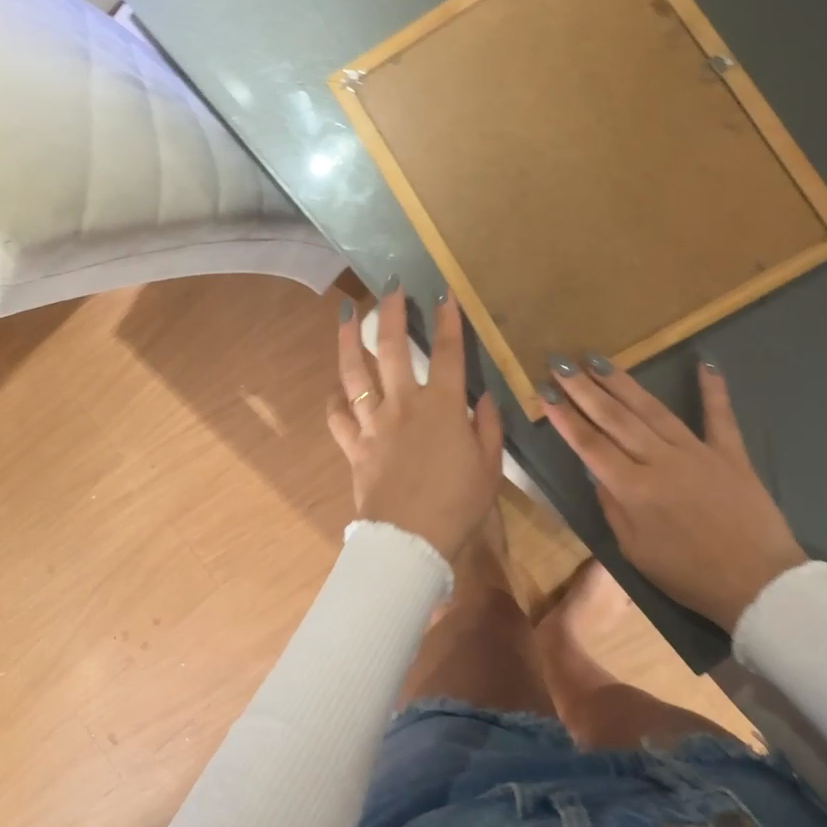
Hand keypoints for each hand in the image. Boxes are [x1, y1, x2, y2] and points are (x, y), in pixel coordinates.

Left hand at [326, 286, 503, 561]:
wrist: (411, 539)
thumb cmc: (458, 504)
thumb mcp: (490, 467)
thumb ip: (489, 427)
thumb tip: (486, 397)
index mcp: (444, 407)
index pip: (449, 354)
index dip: (449, 321)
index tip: (444, 294)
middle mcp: (405, 405)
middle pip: (396, 349)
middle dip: (393, 313)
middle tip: (390, 287)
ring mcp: (375, 424)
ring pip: (356, 374)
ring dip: (350, 341)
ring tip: (348, 315)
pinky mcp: (355, 447)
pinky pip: (340, 418)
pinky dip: (336, 401)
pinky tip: (336, 390)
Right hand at [543, 359, 806, 632]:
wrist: (759, 585)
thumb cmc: (689, 576)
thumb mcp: (635, 551)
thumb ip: (613, 507)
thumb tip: (596, 471)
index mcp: (633, 489)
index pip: (590, 444)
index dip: (565, 416)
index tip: (545, 391)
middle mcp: (661, 461)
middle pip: (615, 418)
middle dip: (584, 388)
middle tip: (560, 363)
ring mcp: (697, 453)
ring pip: (653, 410)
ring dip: (623, 383)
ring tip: (598, 360)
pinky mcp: (731, 454)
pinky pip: (720, 416)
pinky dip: (712, 389)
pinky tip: (704, 362)